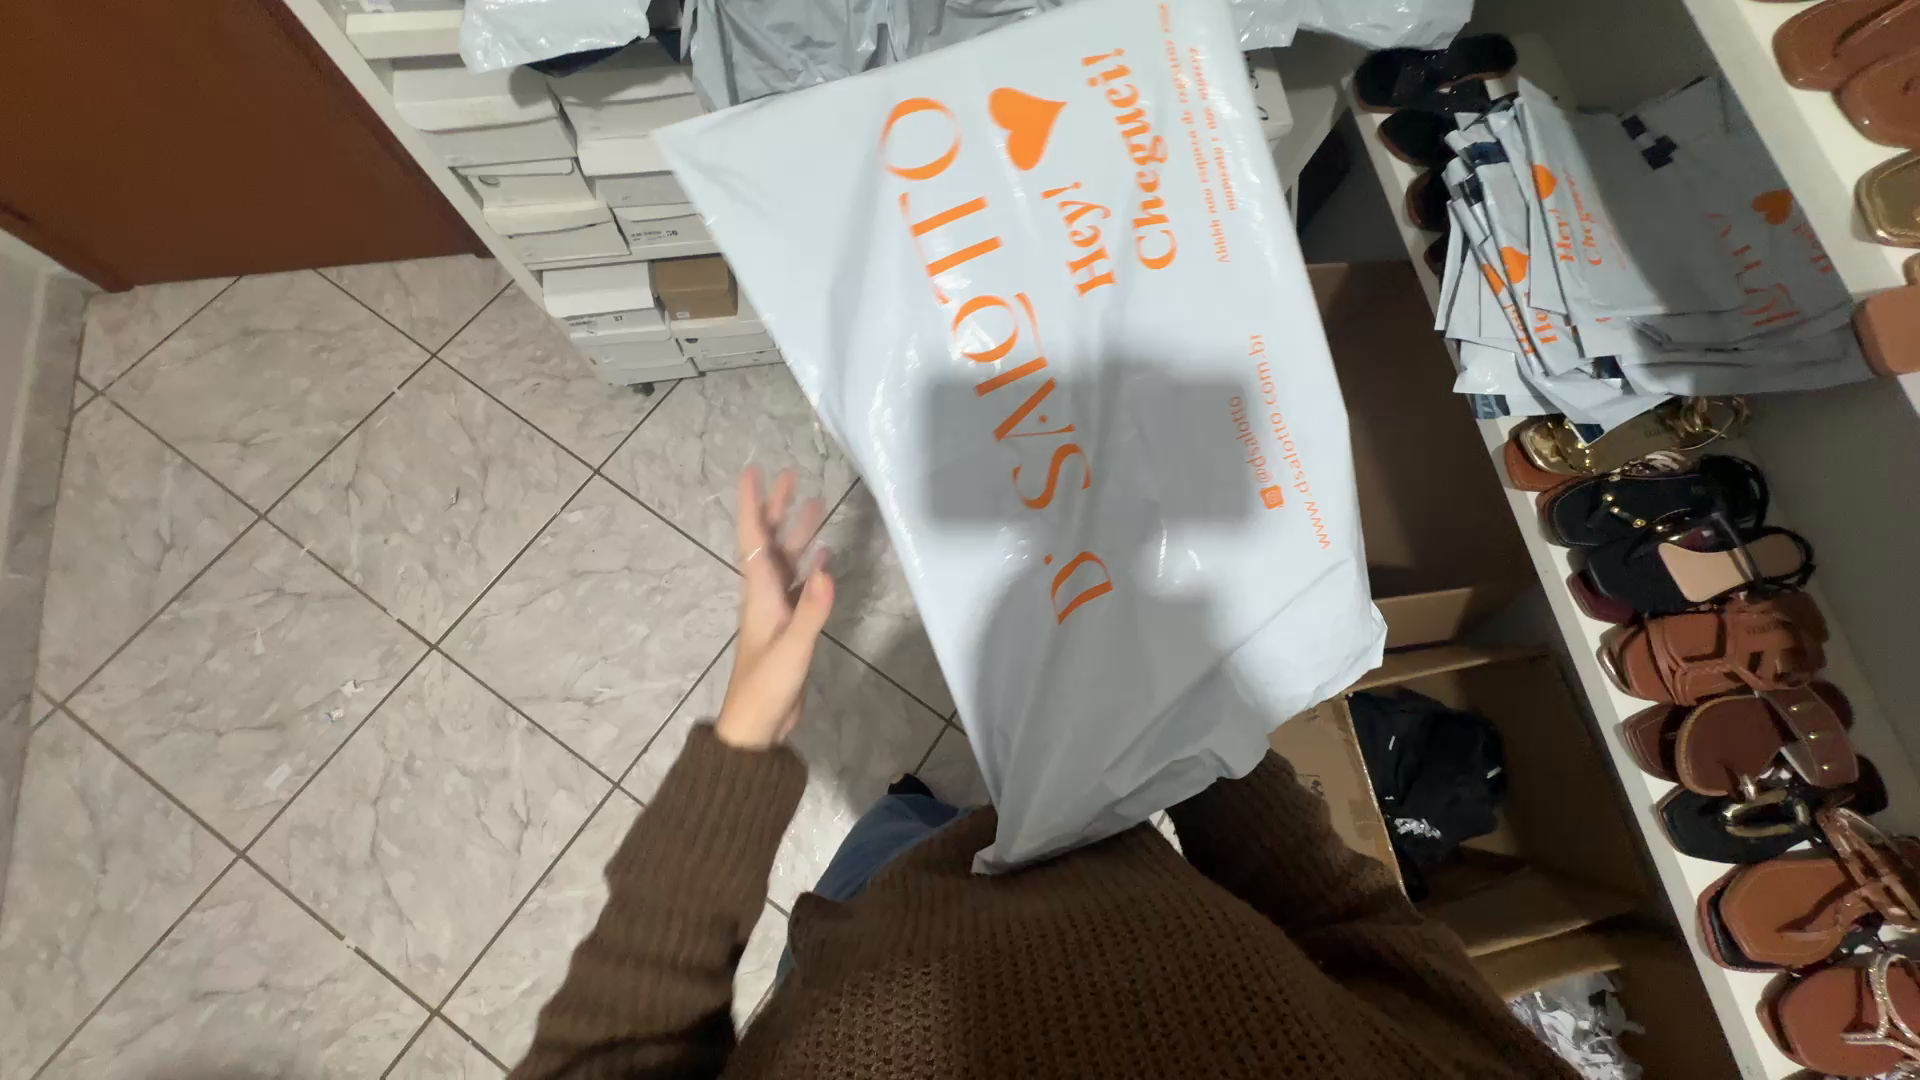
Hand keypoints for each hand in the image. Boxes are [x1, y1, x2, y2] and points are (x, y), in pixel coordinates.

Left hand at [714, 467, 834, 749]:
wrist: (757, 724)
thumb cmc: (767, 686)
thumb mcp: (792, 649)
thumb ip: (811, 611)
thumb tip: (828, 569)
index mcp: (759, 594)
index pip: (754, 539)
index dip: (754, 504)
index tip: (753, 471)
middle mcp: (765, 594)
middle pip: (769, 542)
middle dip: (778, 508)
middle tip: (791, 476)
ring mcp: (777, 609)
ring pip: (787, 560)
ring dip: (798, 532)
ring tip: (816, 504)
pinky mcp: (789, 625)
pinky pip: (800, 585)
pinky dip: (811, 567)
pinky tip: (825, 556)